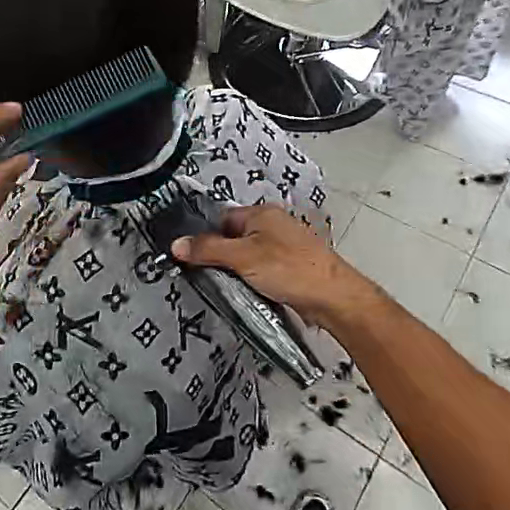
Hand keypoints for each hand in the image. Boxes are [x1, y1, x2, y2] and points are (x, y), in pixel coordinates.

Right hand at [171, 204, 383, 326]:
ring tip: (231, 287)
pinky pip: (263, 269)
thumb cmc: (289, 269)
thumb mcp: (241, 258)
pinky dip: (254, 280)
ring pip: (249, 256)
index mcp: (262, 213)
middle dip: (222, 257)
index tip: (192, 258)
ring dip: (238, 271)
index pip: (222, 219)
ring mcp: (285, 246)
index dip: (206, 237)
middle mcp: (274, 224)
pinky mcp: (292, 267)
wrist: (332, 296)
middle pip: (235, 237)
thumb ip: (208, 250)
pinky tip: (251, 293)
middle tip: (210, 276)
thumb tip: (177, 244)